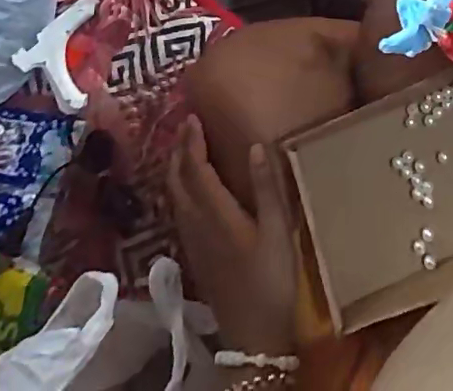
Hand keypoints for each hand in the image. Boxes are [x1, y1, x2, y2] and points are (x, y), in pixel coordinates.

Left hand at [167, 117, 297, 356]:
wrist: (252, 336)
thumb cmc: (271, 278)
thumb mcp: (278, 230)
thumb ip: (267, 187)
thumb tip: (256, 146)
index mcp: (217, 214)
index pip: (196, 170)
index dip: (192, 142)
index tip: (192, 117)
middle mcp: (197, 224)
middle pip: (178, 181)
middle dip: (179, 150)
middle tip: (185, 124)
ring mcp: (192, 241)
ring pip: (174, 196)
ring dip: (175, 167)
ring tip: (184, 147)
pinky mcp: (195, 254)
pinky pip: (178, 209)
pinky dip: (179, 188)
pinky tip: (188, 187)